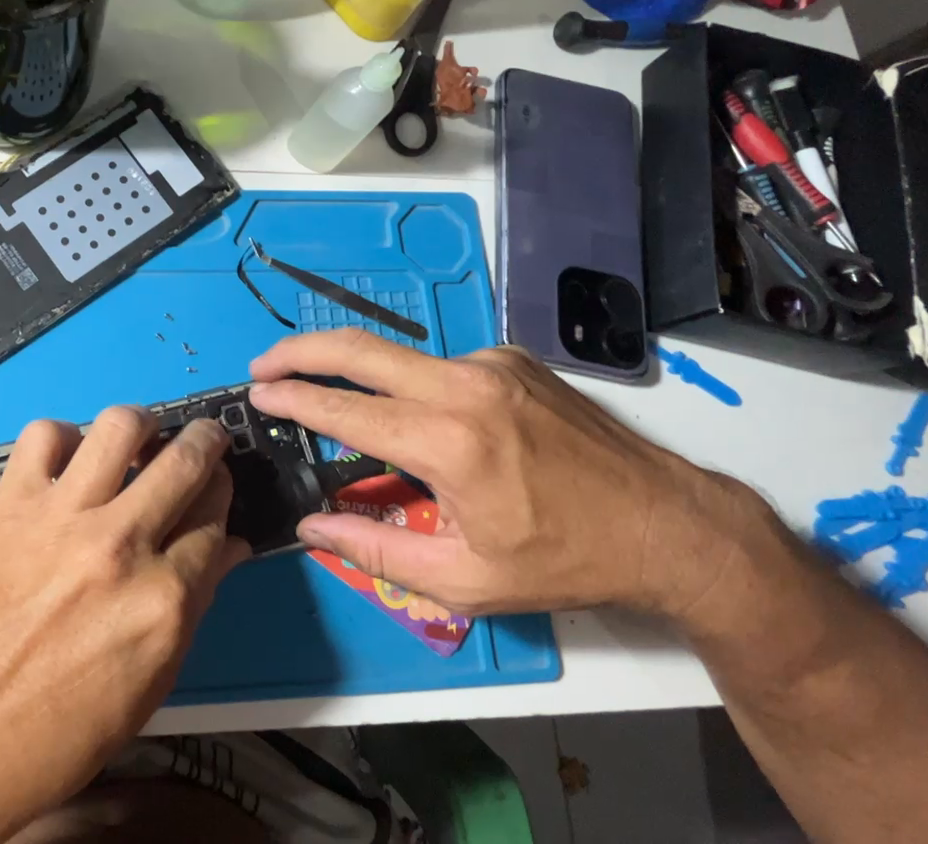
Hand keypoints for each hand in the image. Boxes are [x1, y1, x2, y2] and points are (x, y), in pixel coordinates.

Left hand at [0, 408, 249, 835]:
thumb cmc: (70, 726)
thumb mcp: (155, 677)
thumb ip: (196, 600)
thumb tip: (228, 545)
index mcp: (166, 598)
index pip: (215, 518)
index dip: (222, 500)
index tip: (217, 492)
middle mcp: (122, 544)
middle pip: (185, 462)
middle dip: (208, 442)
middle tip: (204, 442)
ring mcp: (63, 517)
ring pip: (121, 427)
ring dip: (143, 426)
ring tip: (140, 439)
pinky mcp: (12, 504)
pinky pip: (44, 435)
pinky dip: (64, 438)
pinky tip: (70, 462)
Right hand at [249, 330, 776, 621]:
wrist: (670, 525)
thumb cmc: (564, 561)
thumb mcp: (464, 579)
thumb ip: (376, 550)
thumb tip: (310, 528)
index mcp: (447, 443)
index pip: (345, 409)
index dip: (293, 398)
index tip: (257, 394)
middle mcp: (465, 387)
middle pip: (360, 348)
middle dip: (300, 351)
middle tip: (263, 366)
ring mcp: (492, 365)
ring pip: (400, 357)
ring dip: (360, 374)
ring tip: (341, 406)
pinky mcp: (513, 360)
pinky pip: (442, 366)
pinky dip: (415, 386)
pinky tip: (427, 421)